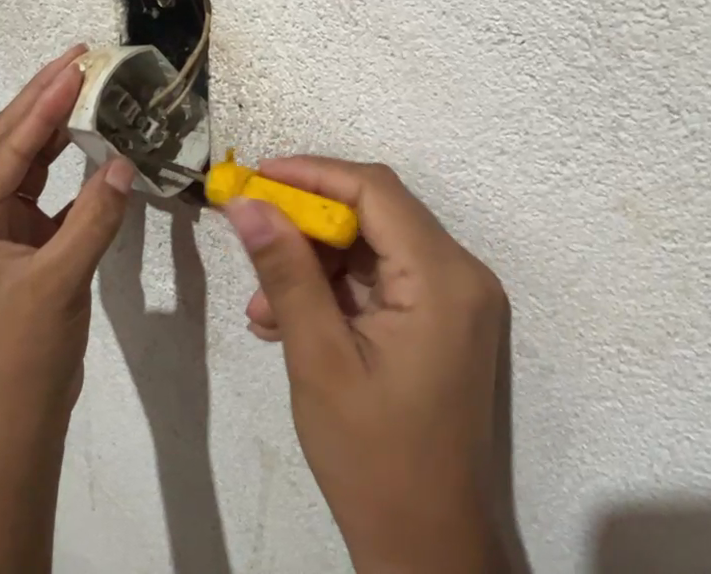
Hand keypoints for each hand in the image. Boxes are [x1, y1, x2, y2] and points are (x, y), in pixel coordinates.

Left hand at [0, 46, 135, 425]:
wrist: (13, 415)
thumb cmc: (23, 350)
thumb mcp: (60, 280)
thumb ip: (94, 217)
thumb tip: (125, 162)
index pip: (10, 148)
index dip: (45, 104)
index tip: (76, 64)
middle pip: (11, 145)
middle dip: (43, 100)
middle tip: (79, 58)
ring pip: (27, 166)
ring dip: (56, 130)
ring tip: (86, 88)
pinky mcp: (21, 248)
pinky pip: (46, 196)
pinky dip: (70, 172)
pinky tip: (95, 150)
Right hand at [225, 158, 510, 573]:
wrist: (427, 544)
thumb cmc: (372, 457)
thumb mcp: (318, 358)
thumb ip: (286, 271)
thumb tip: (247, 203)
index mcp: (443, 279)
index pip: (376, 191)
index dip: (312, 173)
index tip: (255, 176)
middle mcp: (462, 276)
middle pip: (377, 215)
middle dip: (308, 224)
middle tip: (251, 237)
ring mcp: (458, 301)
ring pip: (376, 249)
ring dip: (317, 265)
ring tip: (262, 307)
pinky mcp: (446, 323)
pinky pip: (386, 283)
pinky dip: (339, 292)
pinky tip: (289, 323)